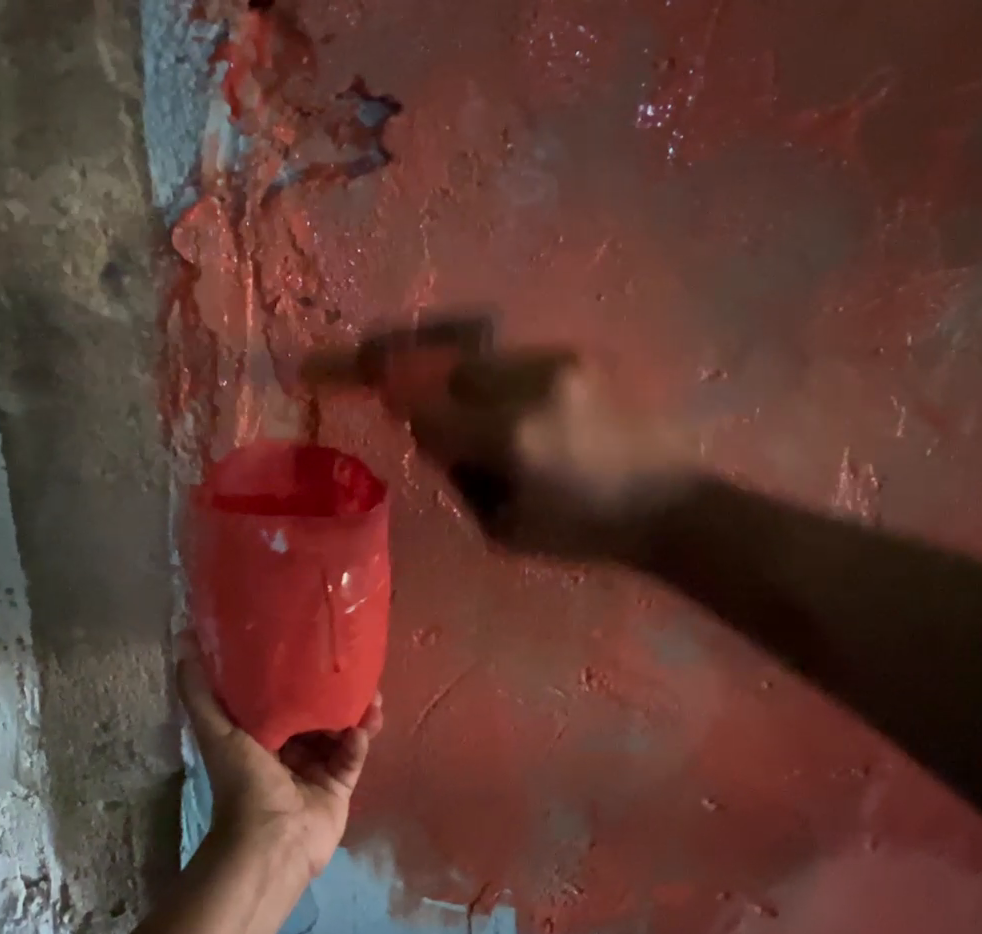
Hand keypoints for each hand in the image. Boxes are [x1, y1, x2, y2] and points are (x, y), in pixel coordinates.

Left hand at [177, 642, 383, 880]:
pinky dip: (359, 740)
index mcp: (256, 736)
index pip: (277, 697)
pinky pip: (352, 757)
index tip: (307, 645)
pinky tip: (364, 725)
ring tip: (371, 693)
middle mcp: (286, 750)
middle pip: (313, 712)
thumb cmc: (241, 782)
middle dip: (331, 691)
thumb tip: (183, 639)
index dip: (292, 674)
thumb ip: (199, 690)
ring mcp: (314, 769)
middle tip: (350, 667)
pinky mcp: (338, 787)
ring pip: (338, 731)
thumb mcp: (215, 730)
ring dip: (354, 711)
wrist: (271, 841)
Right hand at [304, 316, 694, 559]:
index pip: (418, 404)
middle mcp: (531, 388)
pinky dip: (485, 376)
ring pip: (473, 354)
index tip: (313, 366)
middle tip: (378, 379)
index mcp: (510, 439)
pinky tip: (500, 409)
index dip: (361, 382)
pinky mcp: (575, 356)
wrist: (669, 505)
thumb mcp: (500, 525)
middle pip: (441, 366)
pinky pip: (506, 356)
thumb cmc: (580, 532)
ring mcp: (558, 364)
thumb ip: (456, 471)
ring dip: (451, 377)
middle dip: (406, 373)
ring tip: (464, 413)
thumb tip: (424, 427)